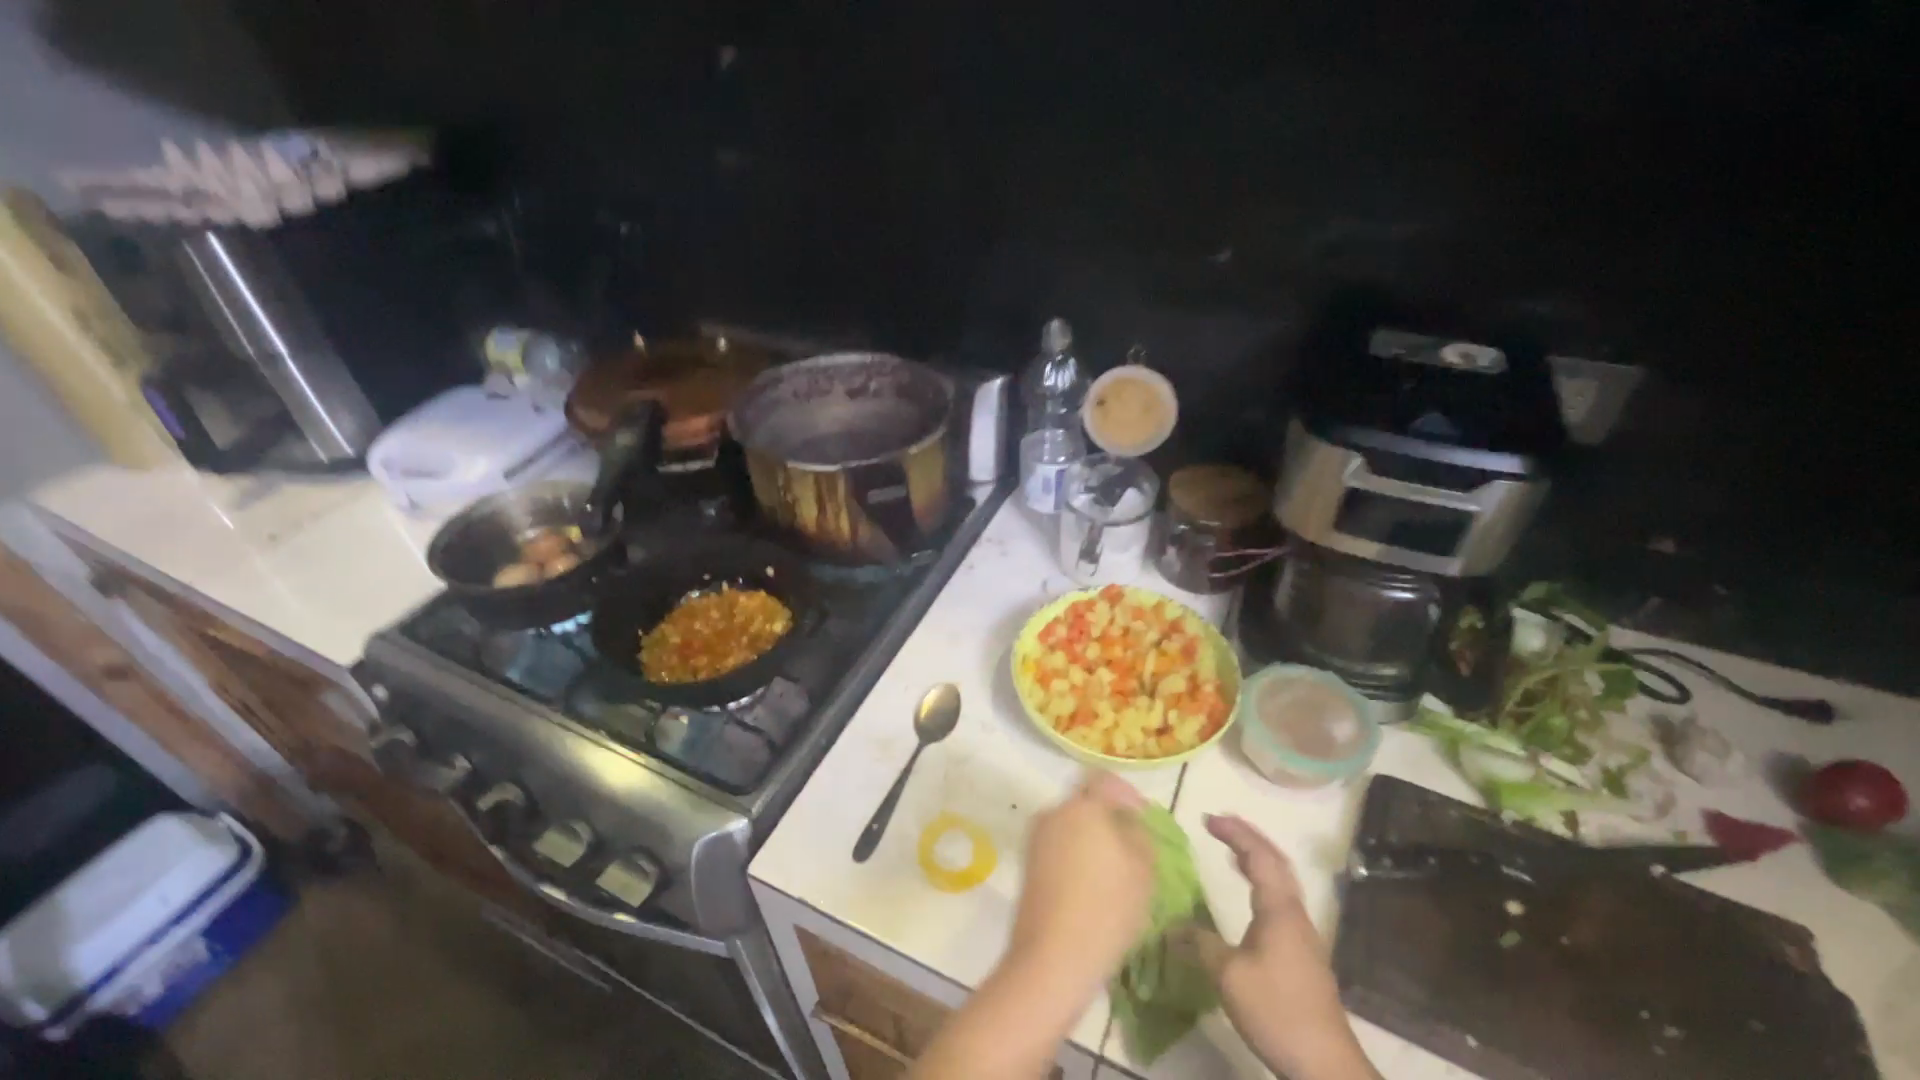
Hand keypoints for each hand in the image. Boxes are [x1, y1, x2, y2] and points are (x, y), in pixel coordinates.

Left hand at [1006, 772, 1155, 995]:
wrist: (1053, 957)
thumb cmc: (1107, 909)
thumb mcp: (1143, 871)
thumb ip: (1140, 836)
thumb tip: (1130, 824)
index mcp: (1083, 807)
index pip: (1106, 782)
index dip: (1127, 794)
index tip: (1142, 817)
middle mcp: (1053, 814)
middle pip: (1086, 804)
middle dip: (1108, 818)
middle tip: (1132, 846)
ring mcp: (1036, 839)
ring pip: (1071, 827)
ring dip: (1092, 839)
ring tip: (1114, 871)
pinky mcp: (1027, 866)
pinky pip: (1059, 848)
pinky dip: (1076, 857)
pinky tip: (1092, 887)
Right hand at [1182, 815, 1377, 1079]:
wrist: (1323, 1061)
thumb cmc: (1276, 1010)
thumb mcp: (1228, 976)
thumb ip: (1200, 944)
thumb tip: (1173, 926)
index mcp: (1280, 910)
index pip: (1259, 857)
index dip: (1235, 833)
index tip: (1208, 818)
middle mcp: (1295, 915)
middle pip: (1276, 864)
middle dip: (1249, 839)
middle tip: (1220, 825)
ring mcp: (1303, 936)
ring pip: (1282, 883)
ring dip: (1257, 861)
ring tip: (1231, 852)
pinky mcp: (1302, 956)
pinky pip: (1281, 902)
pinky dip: (1261, 885)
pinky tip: (1248, 899)